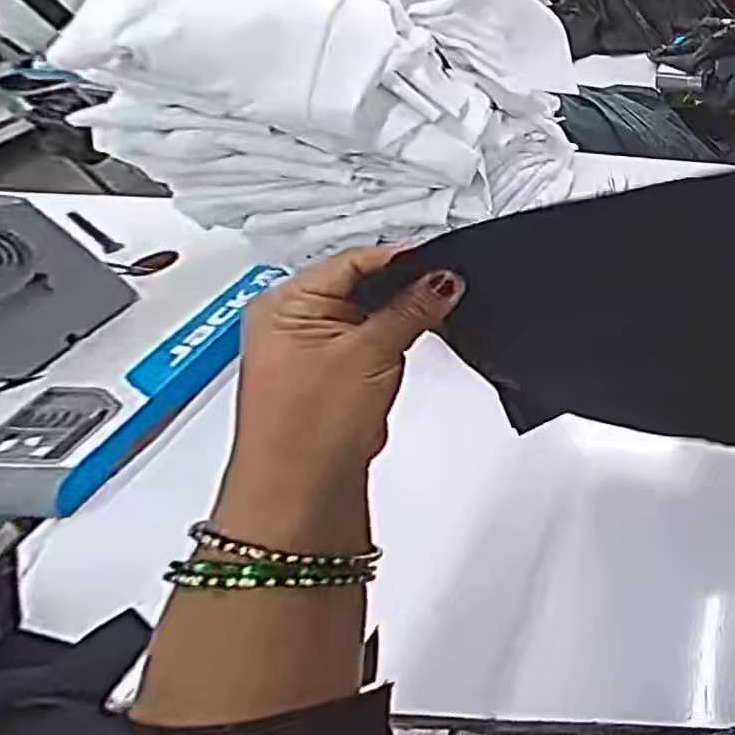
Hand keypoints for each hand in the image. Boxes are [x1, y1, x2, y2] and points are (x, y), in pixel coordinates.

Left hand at [227, 247, 462, 484]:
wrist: (306, 478)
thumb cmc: (309, 422)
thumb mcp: (370, 350)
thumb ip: (412, 309)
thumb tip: (443, 280)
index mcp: (285, 303)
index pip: (353, 260)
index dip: (401, 257)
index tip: (443, 258)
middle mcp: (295, 316)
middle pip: (363, 279)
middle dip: (408, 279)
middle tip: (449, 280)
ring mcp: (318, 340)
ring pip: (373, 304)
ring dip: (407, 303)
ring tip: (441, 303)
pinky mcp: (341, 362)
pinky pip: (377, 327)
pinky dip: (403, 324)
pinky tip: (425, 325)